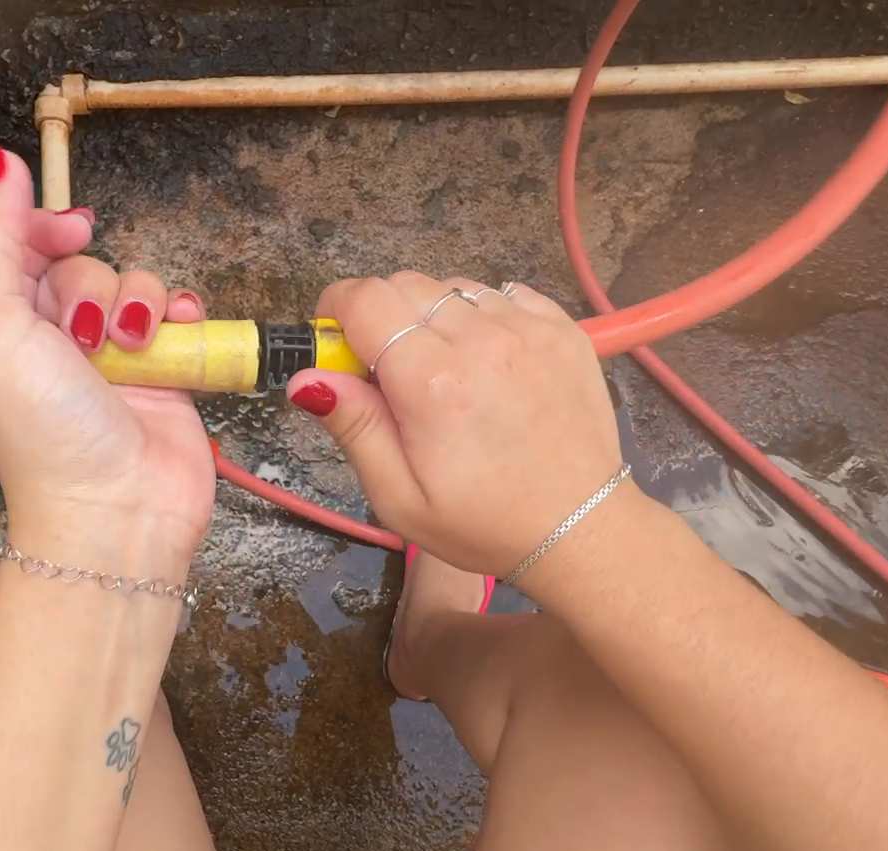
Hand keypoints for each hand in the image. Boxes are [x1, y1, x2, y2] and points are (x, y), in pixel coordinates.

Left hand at [0, 147, 212, 573]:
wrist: (115, 512)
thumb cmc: (44, 429)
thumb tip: (3, 163)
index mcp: (3, 326)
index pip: (20, 246)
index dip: (43, 226)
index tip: (70, 235)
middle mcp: (57, 340)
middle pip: (83, 264)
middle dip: (93, 284)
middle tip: (89, 336)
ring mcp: (116, 359)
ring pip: (136, 284)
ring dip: (141, 301)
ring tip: (135, 350)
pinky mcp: (166, 376)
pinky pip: (180, 317)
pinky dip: (184, 315)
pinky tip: (180, 334)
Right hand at [283, 272, 631, 575]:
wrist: (579, 527)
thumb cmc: (479, 523)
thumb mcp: (398, 496)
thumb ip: (353, 427)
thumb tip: (307, 377)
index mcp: (432, 382)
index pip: (365, 300)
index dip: (335, 311)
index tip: (333, 342)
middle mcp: (481, 339)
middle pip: (405, 285)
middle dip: (379, 316)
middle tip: (384, 369)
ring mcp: (528, 327)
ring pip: (452, 286)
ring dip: (430, 316)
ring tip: (440, 369)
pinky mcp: (561, 327)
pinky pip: (500, 293)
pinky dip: (477, 314)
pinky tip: (482, 360)